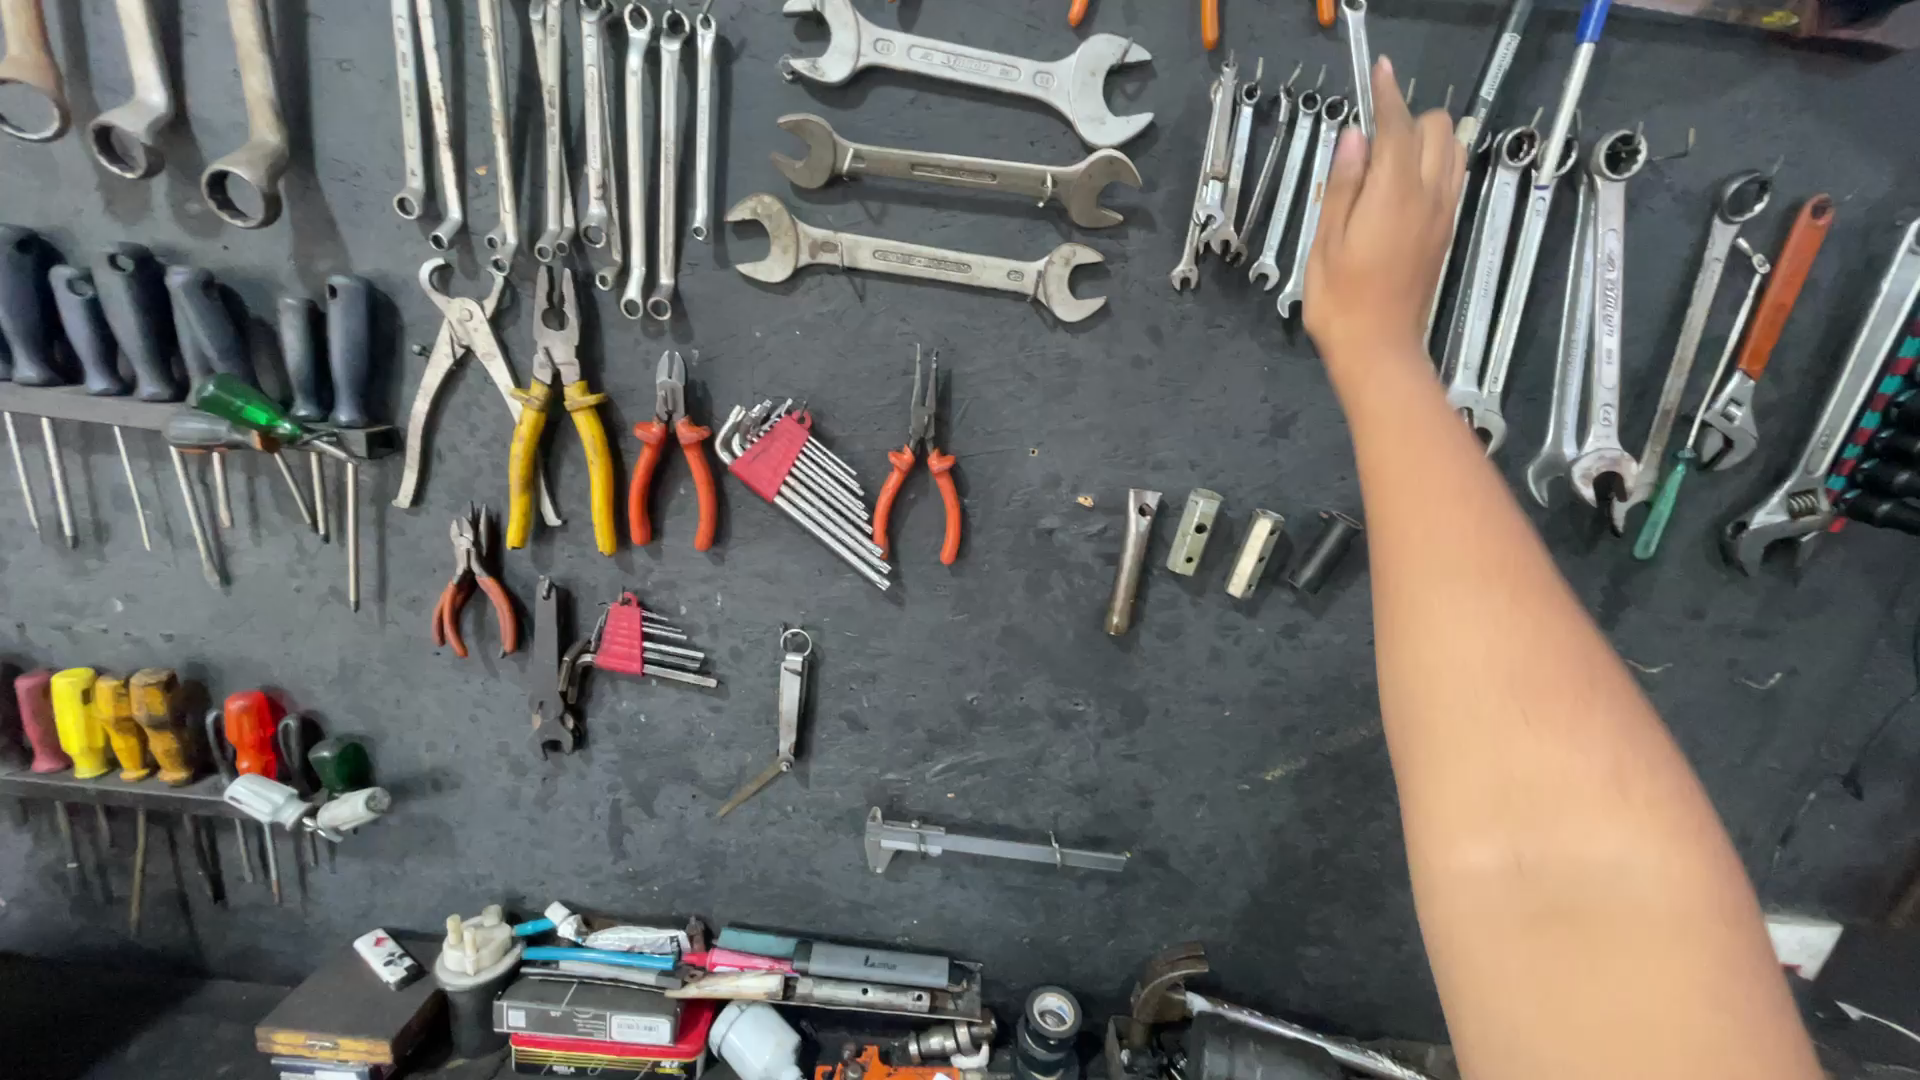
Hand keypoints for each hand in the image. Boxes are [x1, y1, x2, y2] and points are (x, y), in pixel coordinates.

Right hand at [1304, 56, 1465, 378]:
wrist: (1378, 349)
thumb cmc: (1339, 302)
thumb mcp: (1325, 244)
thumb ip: (1342, 187)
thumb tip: (1352, 139)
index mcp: (1394, 195)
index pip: (1397, 128)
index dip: (1386, 97)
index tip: (1378, 72)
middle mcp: (1429, 195)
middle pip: (1436, 129)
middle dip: (1406, 122)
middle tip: (1365, 151)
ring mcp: (1443, 213)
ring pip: (1452, 150)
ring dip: (1423, 142)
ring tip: (1383, 168)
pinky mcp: (1445, 230)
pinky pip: (1451, 177)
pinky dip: (1433, 165)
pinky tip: (1400, 189)